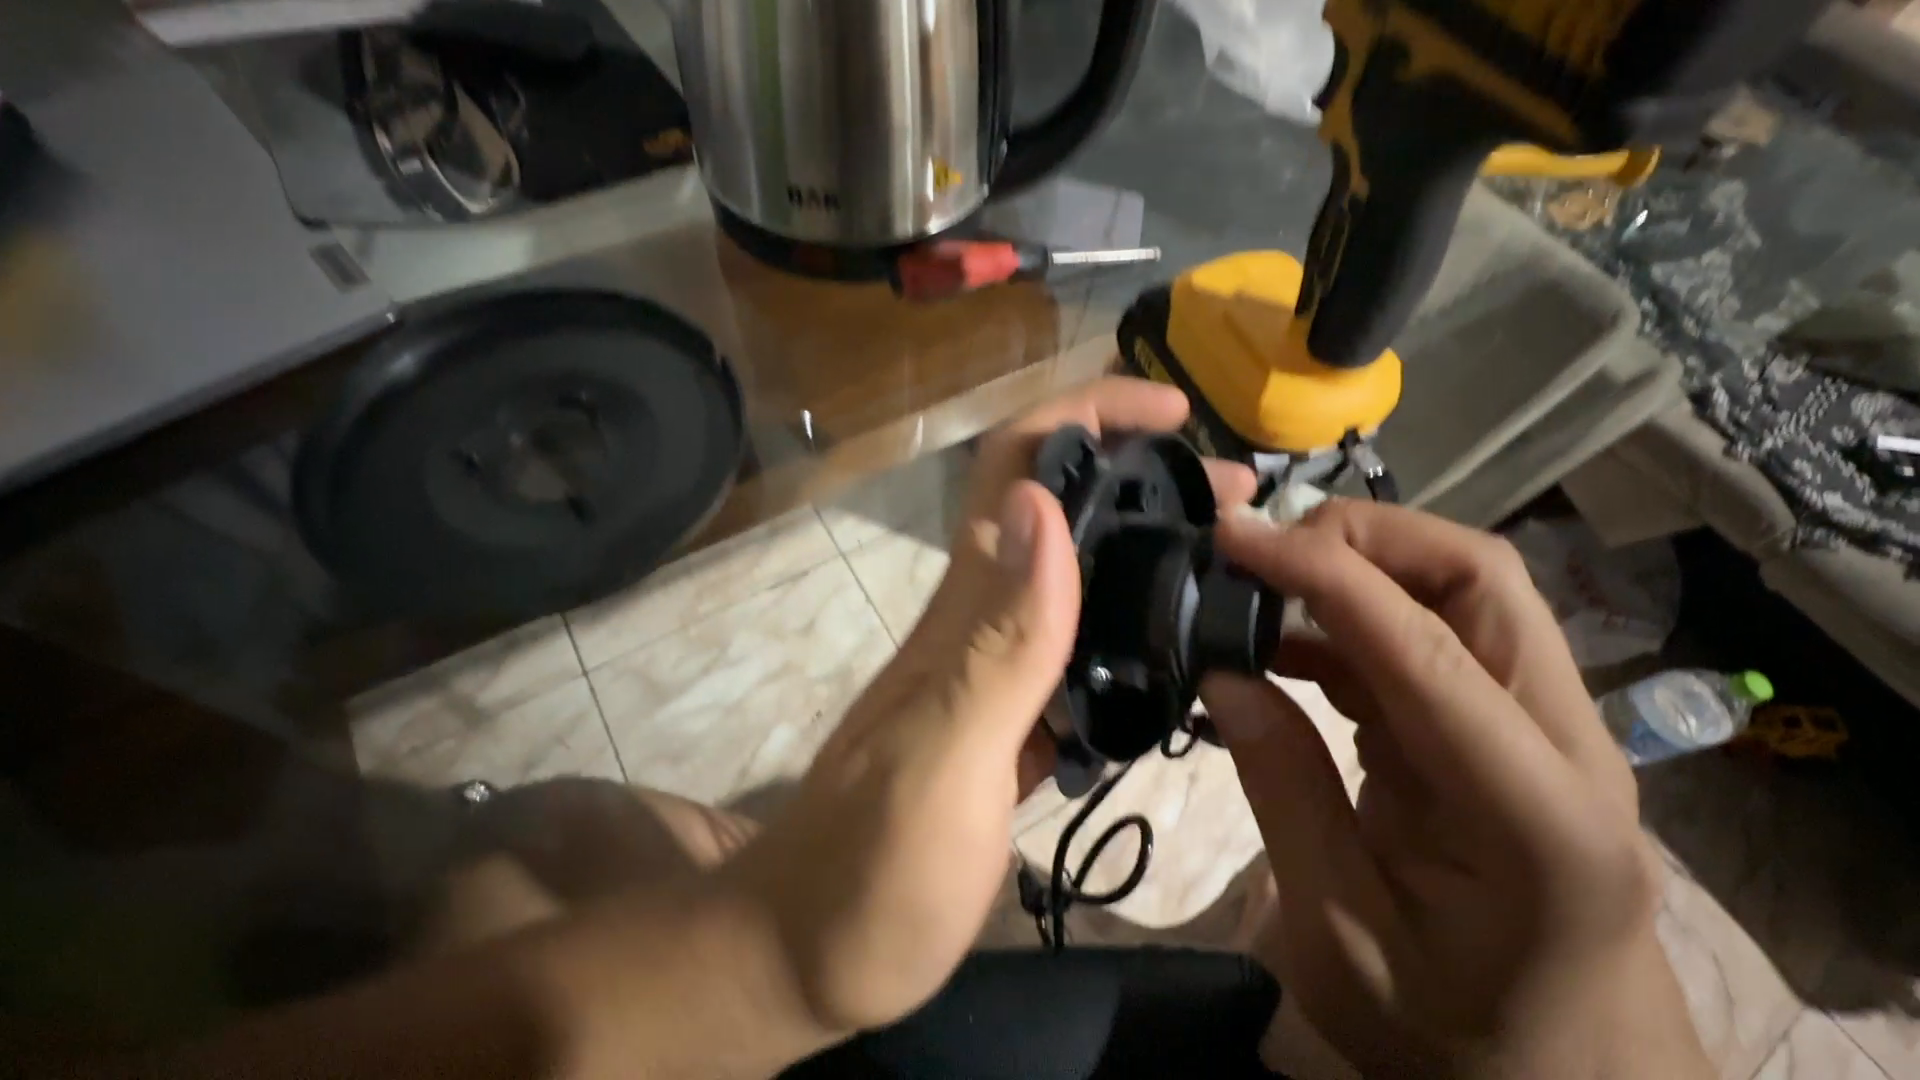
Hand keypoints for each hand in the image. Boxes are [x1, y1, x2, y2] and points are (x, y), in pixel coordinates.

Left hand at [722, 378, 1255, 1040]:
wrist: (810, 952)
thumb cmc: (872, 874)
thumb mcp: (944, 761)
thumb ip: (1000, 641)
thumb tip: (1043, 505)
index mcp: (964, 614)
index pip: (1016, 471)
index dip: (1085, 417)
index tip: (1172, 413)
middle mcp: (978, 626)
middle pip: (1056, 512)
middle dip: (1140, 479)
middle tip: (1234, 499)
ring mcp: (992, 678)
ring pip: (1072, 579)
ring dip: (1145, 551)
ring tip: (1228, 564)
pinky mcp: (1006, 728)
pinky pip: (1077, 655)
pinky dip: (1132, 635)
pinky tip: (1182, 659)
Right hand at [1201, 501, 1709, 1078]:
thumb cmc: (1452, 1033)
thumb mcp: (1340, 935)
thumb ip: (1285, 792)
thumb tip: (1223, 671)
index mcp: (1534, 812)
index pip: (1426, 647)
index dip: (1324, 573)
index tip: (1233, 538)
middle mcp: (1565, 746)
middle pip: (1480, 579)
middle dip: (1364, 539)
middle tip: (1258, 552)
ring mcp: (1546, 733)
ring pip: (1464, 595)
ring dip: (1360, 569)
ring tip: (1256, 586)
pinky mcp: (1508, 734)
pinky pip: (1434, 644)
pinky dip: (1355, 623)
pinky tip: (1283, 645)